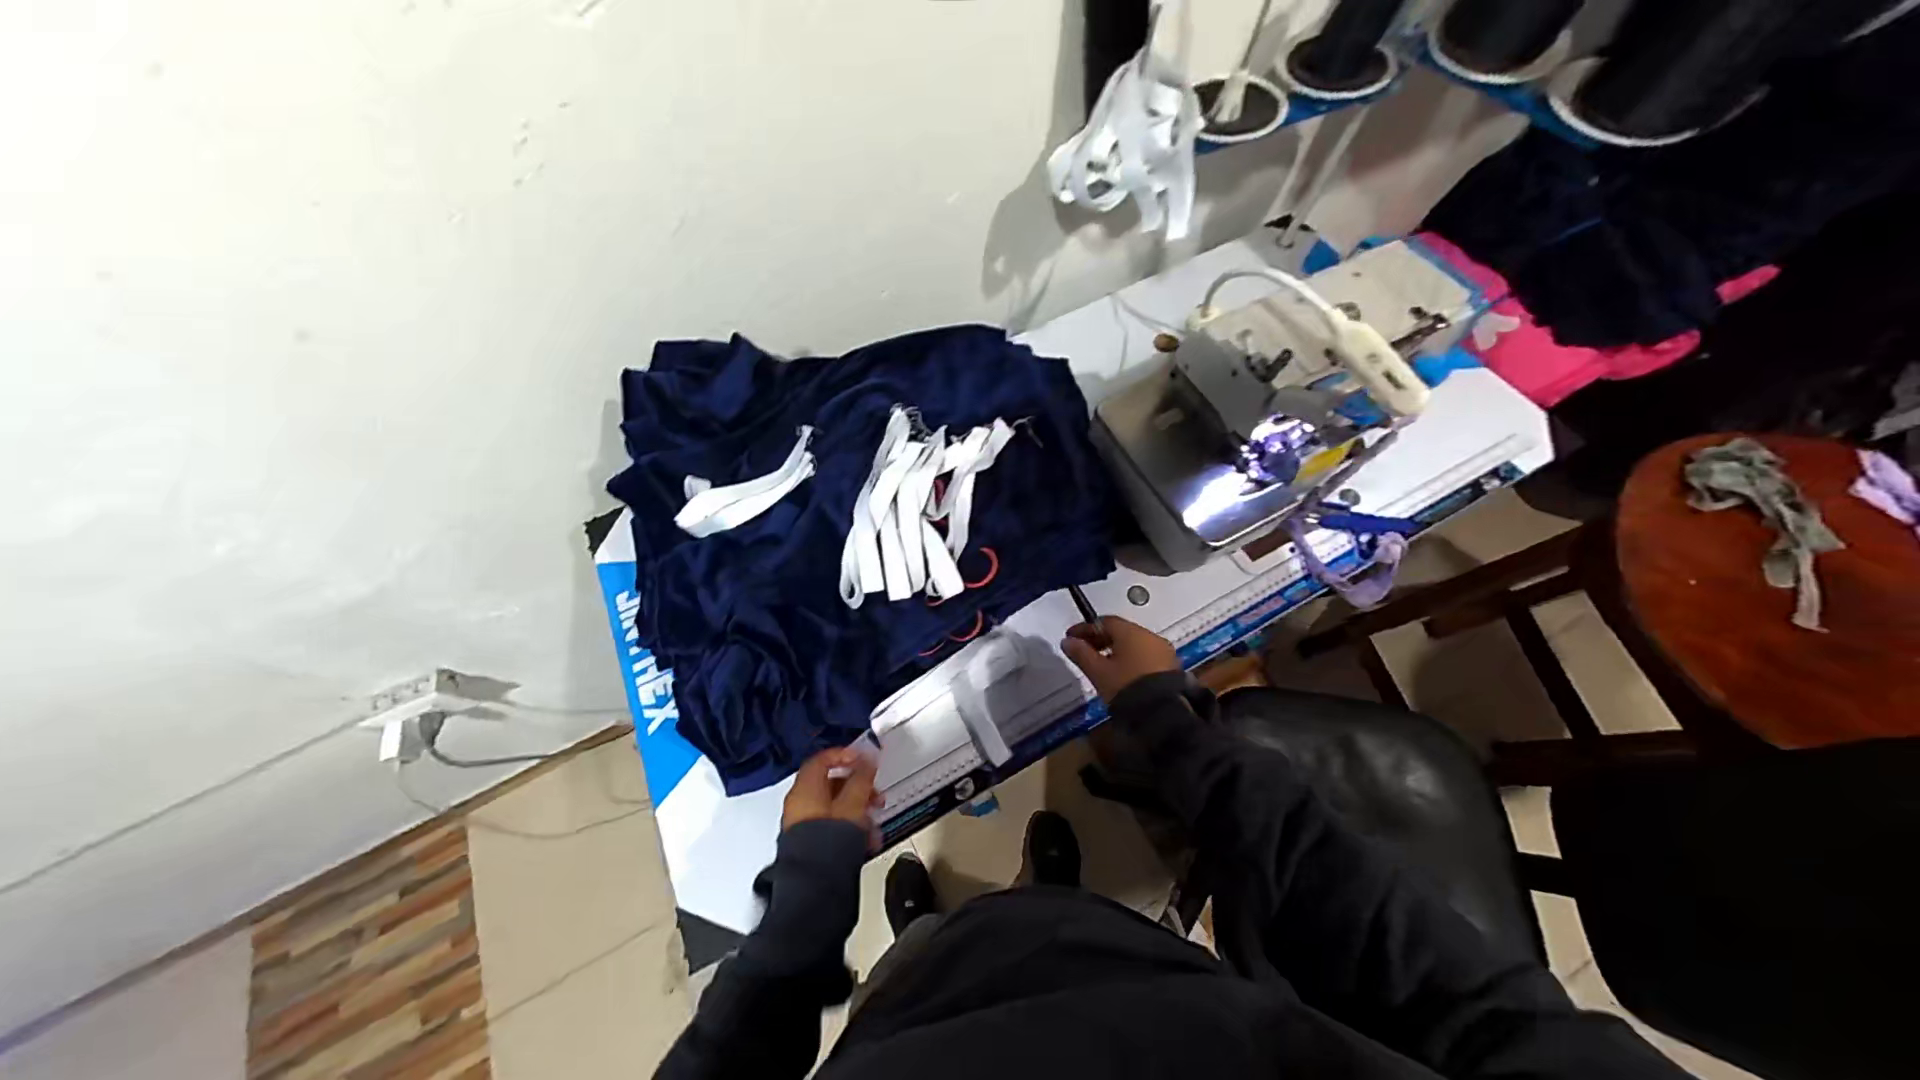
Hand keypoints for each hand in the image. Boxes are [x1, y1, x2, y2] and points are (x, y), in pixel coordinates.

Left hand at [782, 746, 880, 846]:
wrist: (817, 886)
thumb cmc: (826, 844)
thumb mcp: (853, 803)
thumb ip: (862, 779)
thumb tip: (866, 761)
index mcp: (804, 789)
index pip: (822, 759)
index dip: (845, 755)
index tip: (862, 759)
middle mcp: (799, 805)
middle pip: (831, 784)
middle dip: (857, 787)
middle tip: (873, 792)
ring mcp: (802, 825)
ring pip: (834, 807)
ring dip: (857, 809)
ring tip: (873, 821)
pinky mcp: (810, 844)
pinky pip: (831, 826)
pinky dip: (849, 826)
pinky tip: (866, 838)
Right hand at [1061, 615, 1179, 702]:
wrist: (1163, 714)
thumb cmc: (1125, 686)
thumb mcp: (1098, 672)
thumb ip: (1081, 654)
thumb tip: (1068, 642)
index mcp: (1131, 632)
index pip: (1104, 622)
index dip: (1085, 629)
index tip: (1071, 638)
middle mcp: (1150, 636)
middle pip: (1121, 631)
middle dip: (1100, 639)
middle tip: (1084, 650)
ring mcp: (1164, 652)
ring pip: (1135, 644)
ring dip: (1116, 650)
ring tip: (1101, 665)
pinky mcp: (1172, 668)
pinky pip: (1146, 656)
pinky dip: (1131, 660)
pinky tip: (1122, 674)